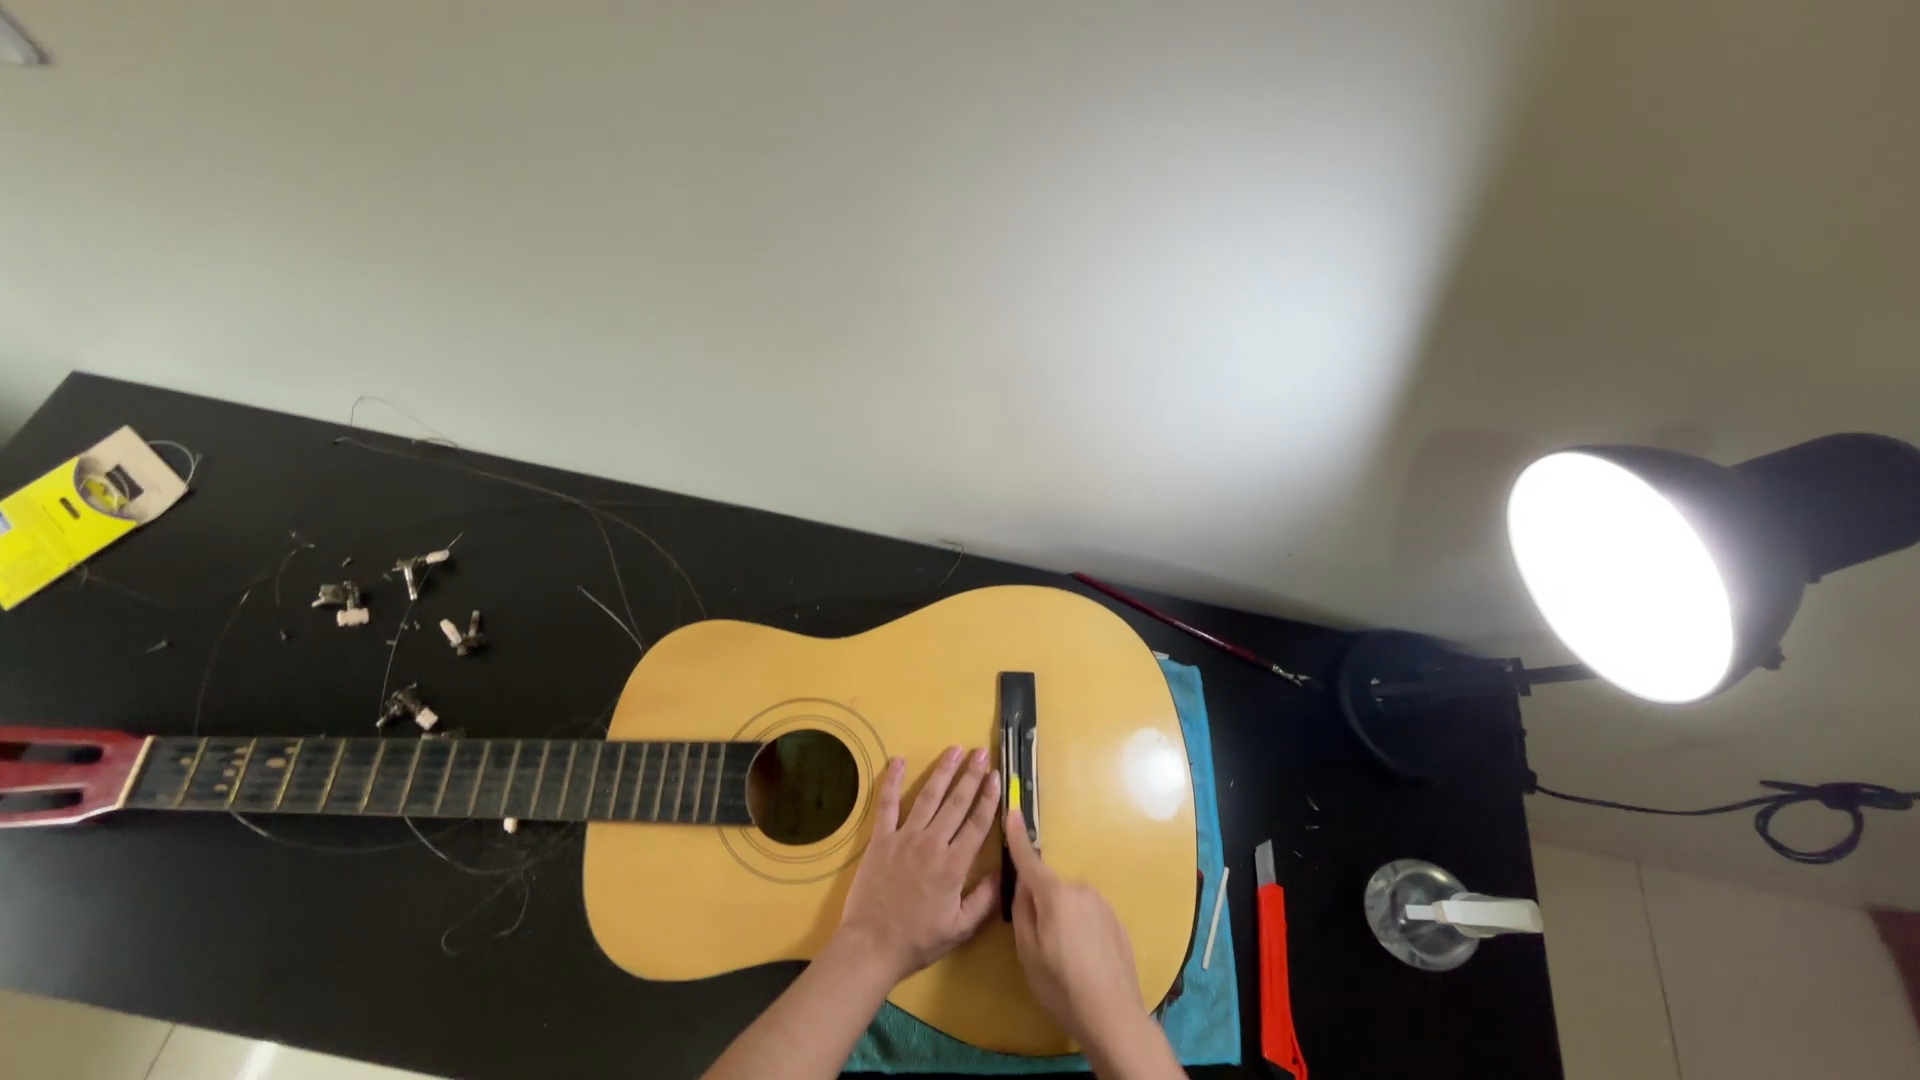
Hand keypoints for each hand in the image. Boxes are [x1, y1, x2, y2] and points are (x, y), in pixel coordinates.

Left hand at [835, 746, 1000, 982]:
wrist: (872, 945)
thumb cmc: (918, 940)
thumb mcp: (960, 928)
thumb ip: (984, 899)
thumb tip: (1002, 872)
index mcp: (954, 865)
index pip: (977, 824)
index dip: (989, 798)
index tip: (996, 777)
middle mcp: (932, 844)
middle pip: (956, 803)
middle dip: (971, 776)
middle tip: (981, 753)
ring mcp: (905, 838)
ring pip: (928, 797)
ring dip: (942, 772)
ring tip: (954, 749)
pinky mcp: (881, 839)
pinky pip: (887, 805)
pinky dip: (891, 781)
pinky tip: (898, 761)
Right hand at [1004, 805, 1151, 1050]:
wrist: (1113, 1016)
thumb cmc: (1061, 986)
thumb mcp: (1027, 951)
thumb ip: (1022, 911)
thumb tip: (1024, 888)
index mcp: (1054, 895)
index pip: (1029, 860)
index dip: (1018, 837)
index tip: (1012, 811)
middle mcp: (1080, 890)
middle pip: (1050, 888)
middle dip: (1041, 905)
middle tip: (1040, 945)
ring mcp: (1102, 904)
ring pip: (1069, 904)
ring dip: (1062, 919)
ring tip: (1065, 960)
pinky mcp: (1116, 921)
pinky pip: (1088, 917)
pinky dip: (1080, 931)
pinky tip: (1084, 962)